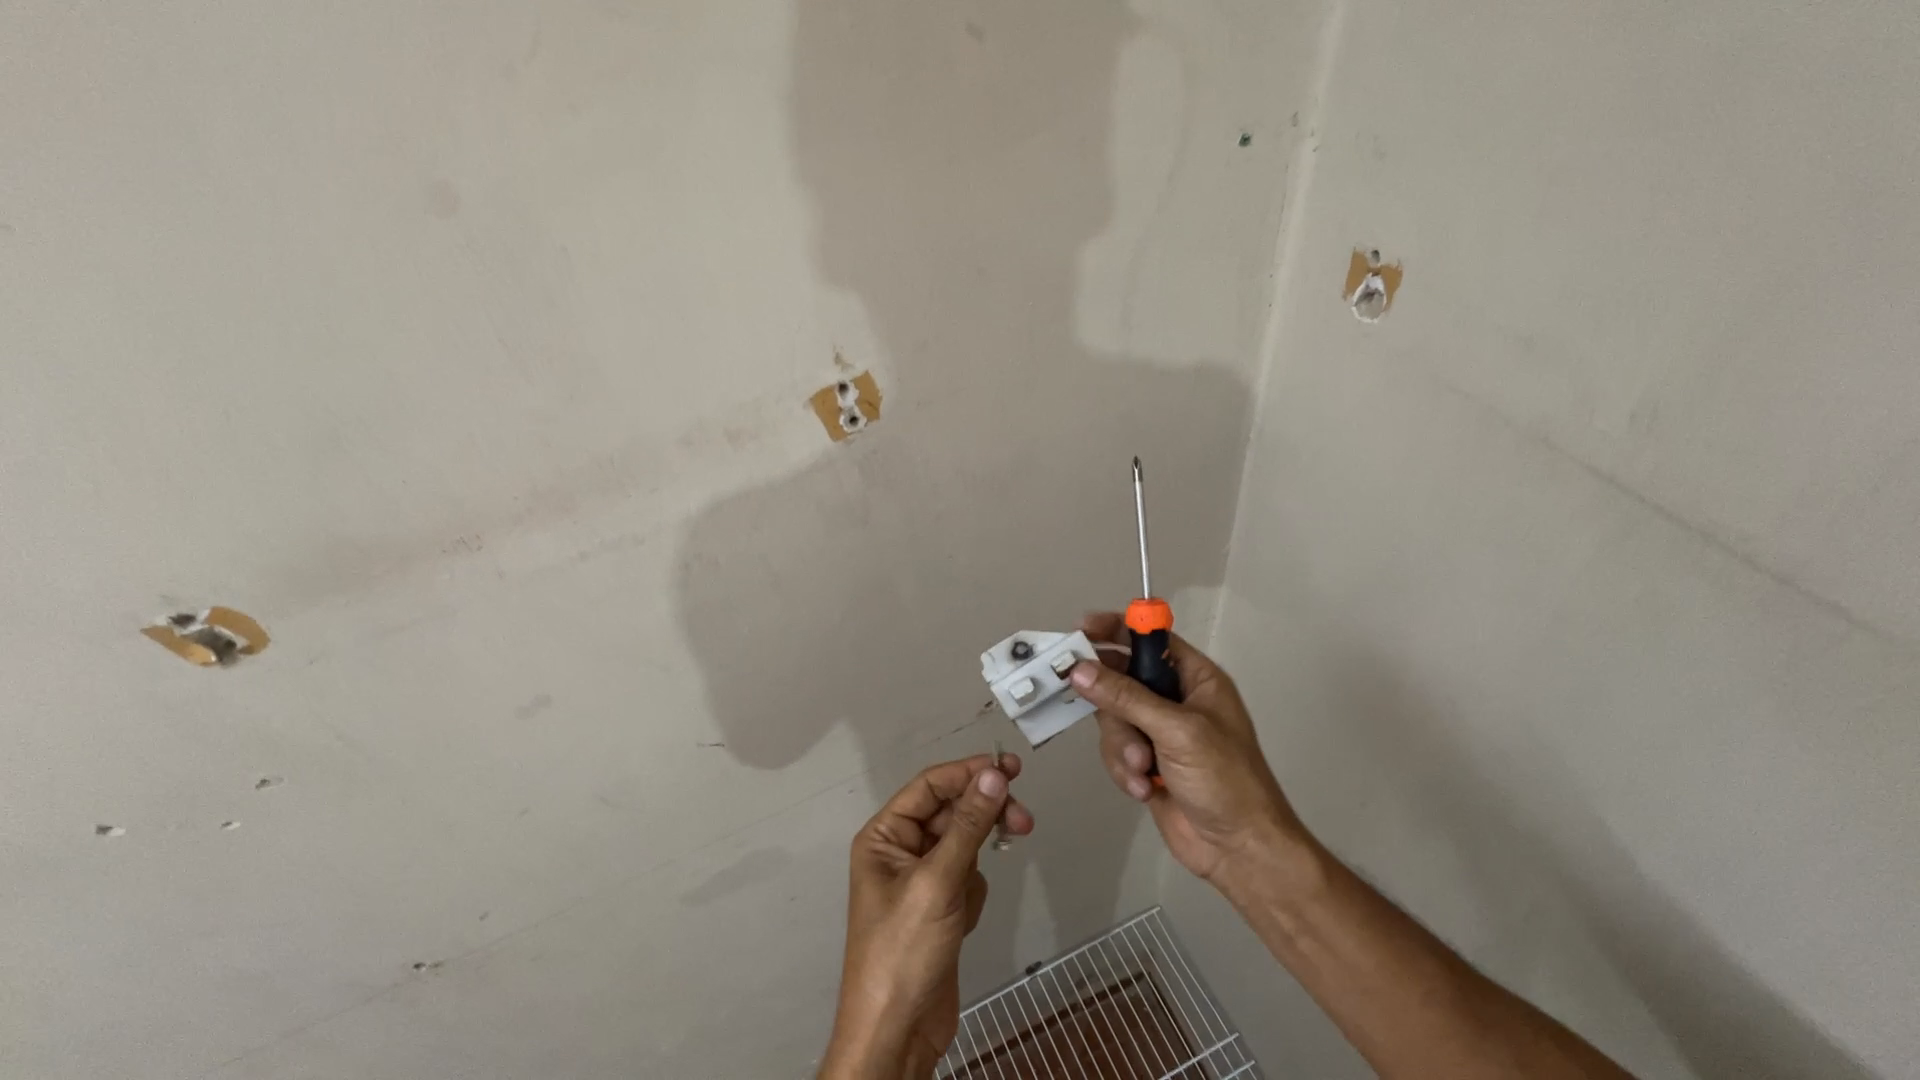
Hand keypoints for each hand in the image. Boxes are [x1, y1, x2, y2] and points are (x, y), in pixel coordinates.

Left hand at [821, 755, 1034, 1078]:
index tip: (1010, 768)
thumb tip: (994, 776)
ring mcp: (920, 881)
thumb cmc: (904, 952)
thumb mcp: (937, 882)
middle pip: (951, 812)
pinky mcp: (939, 908)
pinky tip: (965, 919)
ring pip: (963, 845)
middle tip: (1024, 819)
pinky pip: (967, 878)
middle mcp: (899, 852)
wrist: (897, 1030)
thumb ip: (969, 826)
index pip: (930, 786)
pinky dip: (974, 891)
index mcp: (884, 837)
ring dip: (979, 857)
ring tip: (978, 889)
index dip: (969, 773)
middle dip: (984, 815)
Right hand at [1072, 612, 1305, 885]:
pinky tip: (1143, 789)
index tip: (1081, 630)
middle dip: (1114, 707)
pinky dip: (1124, 770)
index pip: (1151, 641)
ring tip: (1142, 769)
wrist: (1239, 849)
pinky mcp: (1146, 763)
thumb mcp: (1177, 731)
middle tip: (1095, 706)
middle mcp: (1176, 700)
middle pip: (1121, 680)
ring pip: (1113, 720)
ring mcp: (1159, 733)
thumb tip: (1080, 669)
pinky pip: (1115, 751)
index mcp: (1197, 679)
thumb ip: (1126, 697)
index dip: (1117, 630)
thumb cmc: (1225, 779)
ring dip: (1122, 747)